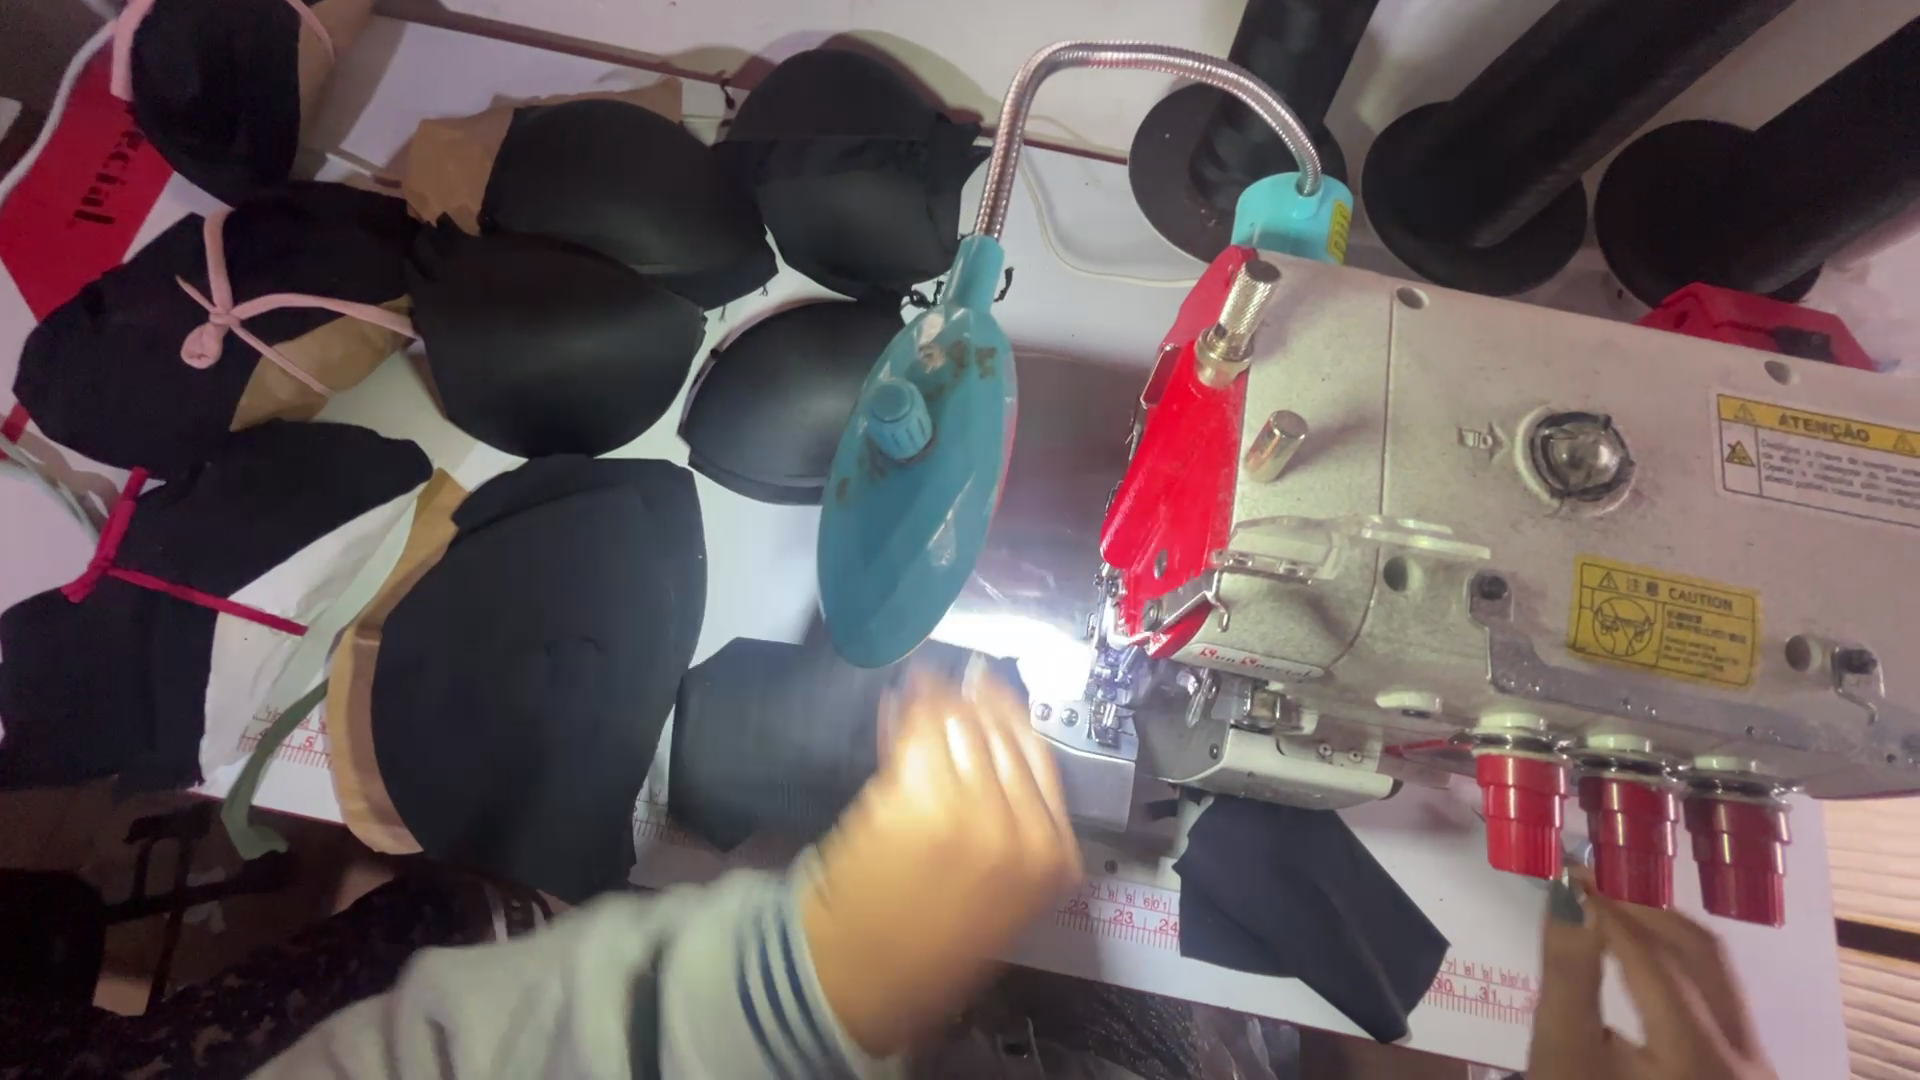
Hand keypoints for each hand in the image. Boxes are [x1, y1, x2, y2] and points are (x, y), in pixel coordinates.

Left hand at [800, 670, 1081, 1055]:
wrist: (863, 979)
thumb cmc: (934, 941)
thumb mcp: (1003, 890)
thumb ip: (1012, 819)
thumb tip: (989, 738)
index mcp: (1053, 856)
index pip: (1038, 753)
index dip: (1007, 713)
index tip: (988, 688)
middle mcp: (1021, 830)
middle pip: (1000, 731)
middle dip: (971, 702)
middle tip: (949, 685)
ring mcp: (970, 814)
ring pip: (960, 723)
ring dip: (939, 700)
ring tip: (922, 688)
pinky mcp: (916, 801)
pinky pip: (918, 732)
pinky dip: (908, 712)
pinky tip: (902, 702)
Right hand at [1529, 879, 1775, 1079]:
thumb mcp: (1562, 1043)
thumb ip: (1567, 968)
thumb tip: (1567, 896)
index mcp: (1702, 1058)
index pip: (1653, 956)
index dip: (1608, 907)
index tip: (1567, 872)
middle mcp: (1749, 1060)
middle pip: (1703, 955)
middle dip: (1644, 906)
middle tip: (1591, 877)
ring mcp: (1755, 1066)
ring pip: (1716, 972)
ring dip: (1660, 926)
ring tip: (1607, 899)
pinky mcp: (1743, 1066)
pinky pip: (1715, 993)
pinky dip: (1670, 955)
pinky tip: (1631, 942)